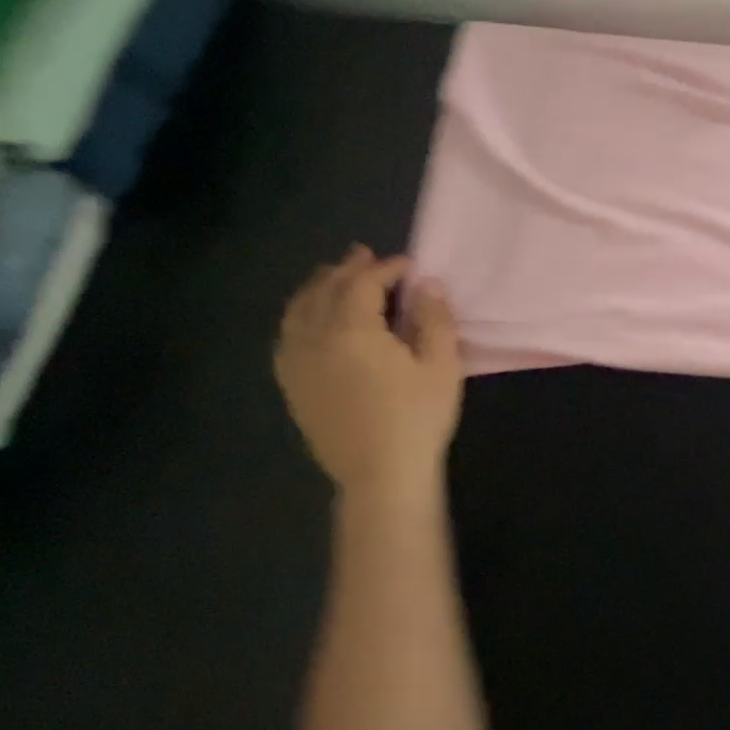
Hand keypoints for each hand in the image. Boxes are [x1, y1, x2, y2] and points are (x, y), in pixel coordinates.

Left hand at [274, 246, 463, 495]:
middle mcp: (314, 337)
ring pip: (298, 309)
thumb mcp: (442, 366)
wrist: (380, 473)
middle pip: (325, 290)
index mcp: (352, 330)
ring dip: (319, 287)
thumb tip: (428, 285)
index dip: (386, 269)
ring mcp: (296, 360)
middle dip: (348, 269)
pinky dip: (300, 314)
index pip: (363, 283)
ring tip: (336, 277)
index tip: (410, 264)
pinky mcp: (291, 382)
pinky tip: (312, 318)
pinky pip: (288, 335)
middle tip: (367, 256)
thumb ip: (434, 320)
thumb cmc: (418, 417)